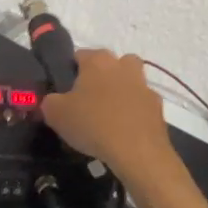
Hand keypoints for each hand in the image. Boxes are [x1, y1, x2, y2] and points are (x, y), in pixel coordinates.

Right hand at [41, 49, 180, 182]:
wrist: (138, 152)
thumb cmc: (93, 124)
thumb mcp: (55, 114)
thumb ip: (49, 101)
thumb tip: (52, 101)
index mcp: (97, 61)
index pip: (79, 55)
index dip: (70, 71)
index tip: (64, 91)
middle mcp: (122, 66)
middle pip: (110, 63)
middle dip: (100, 75)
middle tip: (88, 99)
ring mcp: (144, 85)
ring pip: (129, 80)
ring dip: (120, 91)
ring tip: (107, 114)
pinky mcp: (158, 107)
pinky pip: (141, 103)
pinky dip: (133, 112)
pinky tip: (123, 130)